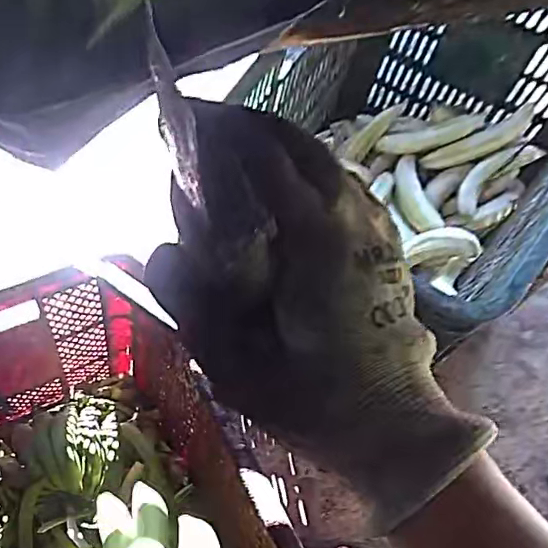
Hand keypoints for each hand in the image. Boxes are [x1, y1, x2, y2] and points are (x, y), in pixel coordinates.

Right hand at [145, 102, 494, 534]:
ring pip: (327, 162)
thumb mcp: (238, 368)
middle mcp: (352, 218)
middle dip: (249, 127)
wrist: (389, 426)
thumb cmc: (311, 403)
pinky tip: (290, 190)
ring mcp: (376, 230)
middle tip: (206, 125)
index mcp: (315, 238)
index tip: (184, 121)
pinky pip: (345, 189)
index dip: (219, 133)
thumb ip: (192, 309)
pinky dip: (311, 174)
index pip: (260, 158)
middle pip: (298, 145)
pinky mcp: (386, 249)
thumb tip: (159, 253)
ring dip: (282, 146)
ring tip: (241, 148)